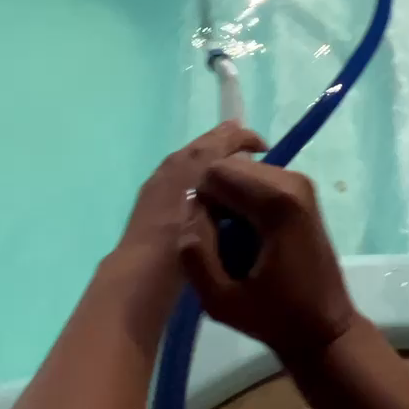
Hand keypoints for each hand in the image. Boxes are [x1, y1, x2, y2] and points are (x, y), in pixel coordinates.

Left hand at [116, 122, 266, 265]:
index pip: (227, 137)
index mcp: (196, 160)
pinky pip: (181, 171)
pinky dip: (197, 172)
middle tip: (252, 153)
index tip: (265, 150)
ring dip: (213, 158)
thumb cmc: (186, 243)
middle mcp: (177, 160)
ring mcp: (161, 175)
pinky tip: (206, 192)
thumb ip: (234, 186)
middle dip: (230, 143)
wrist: (143, 271)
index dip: (248, 138)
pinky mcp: (151, 192)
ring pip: (193, 156)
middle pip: (208, 141)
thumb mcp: (219, 213)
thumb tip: (244, 171)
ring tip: (233, 173)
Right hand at [176, 158, 357, 361]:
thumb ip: (194, 254)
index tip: (210, 239)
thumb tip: (191, 208)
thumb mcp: (219, 301)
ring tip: (235, 240)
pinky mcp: (302, 188)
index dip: (203, 204)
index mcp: (277, 203)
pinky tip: (250, 233)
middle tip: (220, 240)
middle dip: (216, 197)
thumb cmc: (274, 318)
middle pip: (230, 167)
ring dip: (229, 199)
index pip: (216, 173)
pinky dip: (244, 199)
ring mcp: (301, 182)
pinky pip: (257, 178)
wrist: (325, 329)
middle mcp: (293, 181)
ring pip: (242, 170)